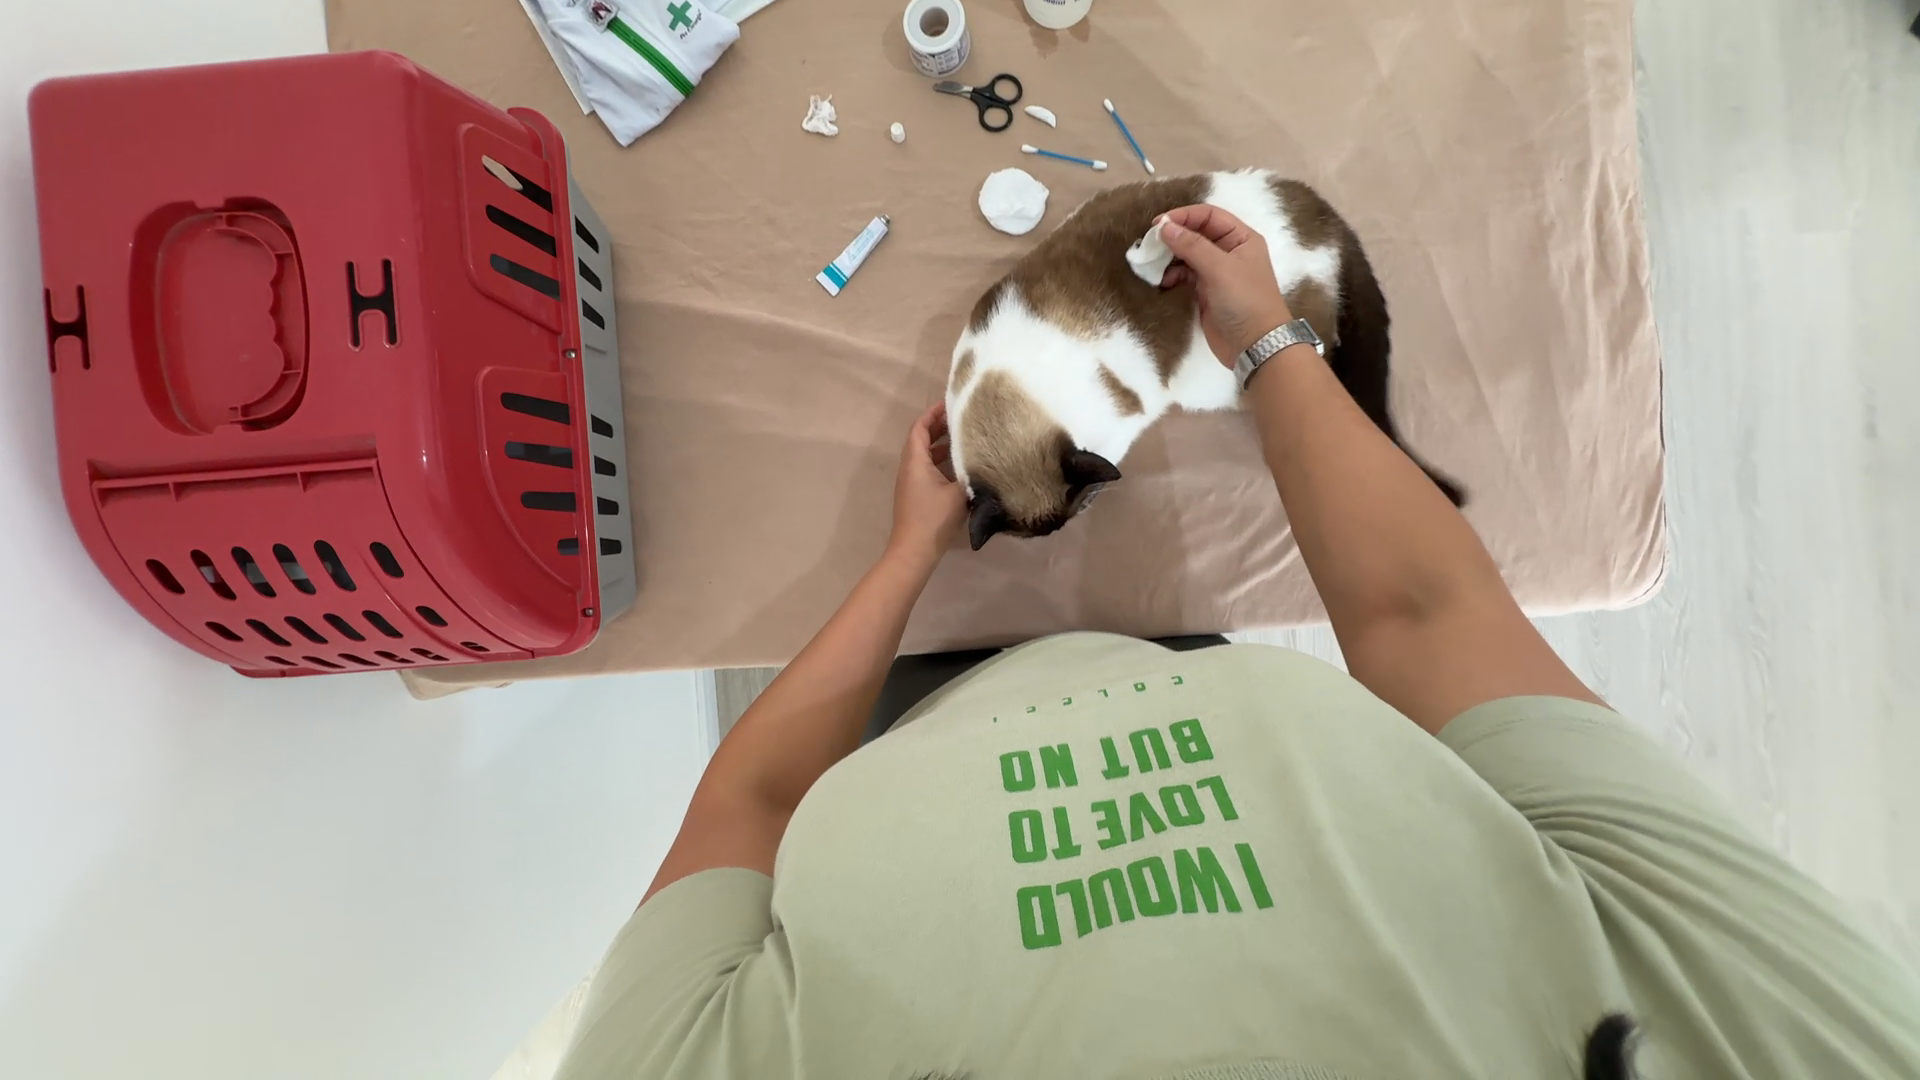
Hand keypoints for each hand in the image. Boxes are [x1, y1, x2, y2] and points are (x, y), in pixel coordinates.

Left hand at [887, 403, 967, 567]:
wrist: (914, 551)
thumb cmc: (934, 518)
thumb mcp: (959, 492)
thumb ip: (972, 473)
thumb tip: (988, 461)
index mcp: (915, 461)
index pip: (920, 427)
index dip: (933, 413)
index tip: (951, 403)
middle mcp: (909, 468)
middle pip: (921, 440)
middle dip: (940, 428)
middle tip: (962, 420)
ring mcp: (910, 484)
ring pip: (924, 457)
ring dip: (942, 447)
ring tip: (965, 441)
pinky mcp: (915, 497)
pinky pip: (927, 470)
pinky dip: (941, 463)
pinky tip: (960, 469)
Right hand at [1158, 205, 1294, 367]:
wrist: (1254, 344)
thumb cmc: (1244, 300)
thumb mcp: (1219, 268)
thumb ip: (1192, 246)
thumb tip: (1164, 226)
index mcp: (1240, 238)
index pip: (1209, 216)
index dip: (1183, 216)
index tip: (1157, 224)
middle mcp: (1229, 252)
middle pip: (1196, 234)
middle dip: (1174, 237)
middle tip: (1150, 245)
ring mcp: (1217, 273)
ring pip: (1188, 257)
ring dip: (1170, 258)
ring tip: (1153, 265)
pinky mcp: (1206, 293)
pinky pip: (1185, 277)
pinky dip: (1173, 277)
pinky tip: (1163, 283)